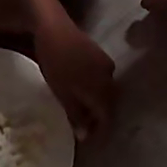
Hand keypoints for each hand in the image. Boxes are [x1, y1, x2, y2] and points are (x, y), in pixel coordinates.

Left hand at [33, 20, 115, 139]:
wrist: (55, 28)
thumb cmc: (56, 64)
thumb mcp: (63, 94)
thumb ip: (76, 116)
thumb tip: (85, 138)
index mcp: (102, 94)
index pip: (107, 118)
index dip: (99, 130)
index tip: (89, 138)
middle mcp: (111, 82)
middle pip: (108, 105)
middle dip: (98, 116)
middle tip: (84, 124)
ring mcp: (108, 67)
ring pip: (105, 92)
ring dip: (96, 101)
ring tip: (83, 106)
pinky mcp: (102, 56)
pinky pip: (102, 79)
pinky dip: (95, 87)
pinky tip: (83, 87)